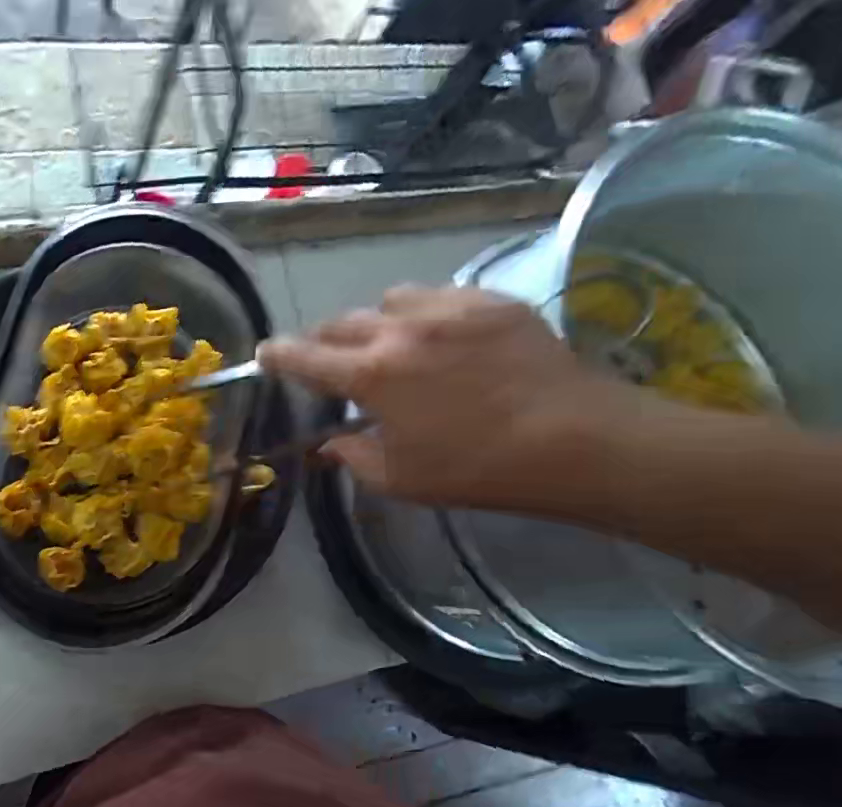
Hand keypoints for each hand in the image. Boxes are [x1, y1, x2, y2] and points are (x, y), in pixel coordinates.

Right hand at [260, 285, 649, 509]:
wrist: (577, 441)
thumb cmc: (473, 468)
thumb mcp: (396, 477)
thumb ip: (351, 455)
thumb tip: (331, 443)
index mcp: (371, 375)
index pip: (305, 356)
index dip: (278, 355)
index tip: (265, 353)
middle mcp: (402, 330)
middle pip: (342, 322)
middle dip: (323, 339)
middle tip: (325, 359)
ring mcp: (451, 309)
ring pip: (390, 298)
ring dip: (375, 320)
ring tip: (388, 342)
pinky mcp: (493, 302)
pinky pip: (440, 294)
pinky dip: (424, 312)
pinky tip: (438, 335)